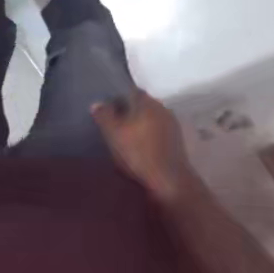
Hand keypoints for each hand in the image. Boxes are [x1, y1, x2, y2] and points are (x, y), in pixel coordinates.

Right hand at [92, 89, 200, 204]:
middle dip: (129, 112)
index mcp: (148, 103)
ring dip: (140, 125)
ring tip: (126, 138)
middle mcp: (163, 109)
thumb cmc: (138, 153)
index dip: (118, 98)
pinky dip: (148, 137)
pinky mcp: (176, 142)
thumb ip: (104, 116)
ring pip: (151, 120)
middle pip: (142, 106)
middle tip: (114, 124)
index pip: (132, 91)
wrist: (169, 181)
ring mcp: (172, 126)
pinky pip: (158, 133)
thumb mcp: (113, 134)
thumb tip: (97, 103)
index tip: (107, 109)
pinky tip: (140, 149)